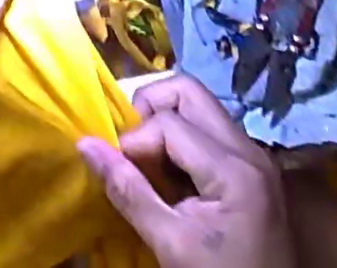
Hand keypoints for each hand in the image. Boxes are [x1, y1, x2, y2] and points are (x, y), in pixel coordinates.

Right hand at [77, 75, 294, 267]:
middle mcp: (248, 149)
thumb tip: (84, 143)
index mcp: (235, 169)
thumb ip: (127, 190)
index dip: (135, 141)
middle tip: (133, 148)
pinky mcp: (250, 168)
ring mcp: (252, 156)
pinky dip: (180, 137)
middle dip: (150, 109)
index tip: (118, 172)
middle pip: (187, 91)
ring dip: (164, 120)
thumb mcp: (171, 245)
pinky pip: (207, 127)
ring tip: (149, 160)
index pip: (168, 123)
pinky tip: (170, 174)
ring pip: (196, 103)